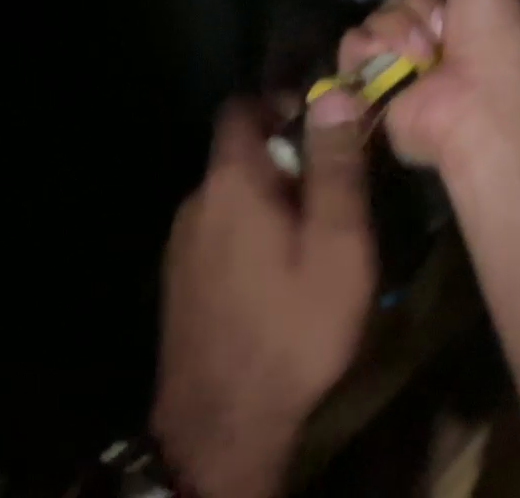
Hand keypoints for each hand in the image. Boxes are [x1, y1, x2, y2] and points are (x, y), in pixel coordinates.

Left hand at [151, 95, 373, 497]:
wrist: (223, 426)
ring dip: (273, 201)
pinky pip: (223, 232)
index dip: (283, 104)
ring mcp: (183, 243)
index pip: (242, 107)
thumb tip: (334, 92)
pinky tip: (281, 278)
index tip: (326, 128)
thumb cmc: (294, 325)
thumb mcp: (337, 242)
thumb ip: (335, 166)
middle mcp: (197, 200)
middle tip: (337, 198)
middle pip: (243, 153)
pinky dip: (254, 234)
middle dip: (290, 160)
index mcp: (232, 180)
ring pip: (235, 197)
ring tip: (316, 242)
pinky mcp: (182, 281)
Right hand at [339, 0, 519, 168]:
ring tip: (424, 57)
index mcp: (456, 7)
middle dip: (416, 6)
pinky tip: (396, 64)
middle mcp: (426, 30)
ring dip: (398, 31)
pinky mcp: (370, 82)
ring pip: (374, 17)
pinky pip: (353, 45)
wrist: (476, 99)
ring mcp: (397, 57)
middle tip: (440, 30)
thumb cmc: (492, 36)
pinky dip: (370, 50)